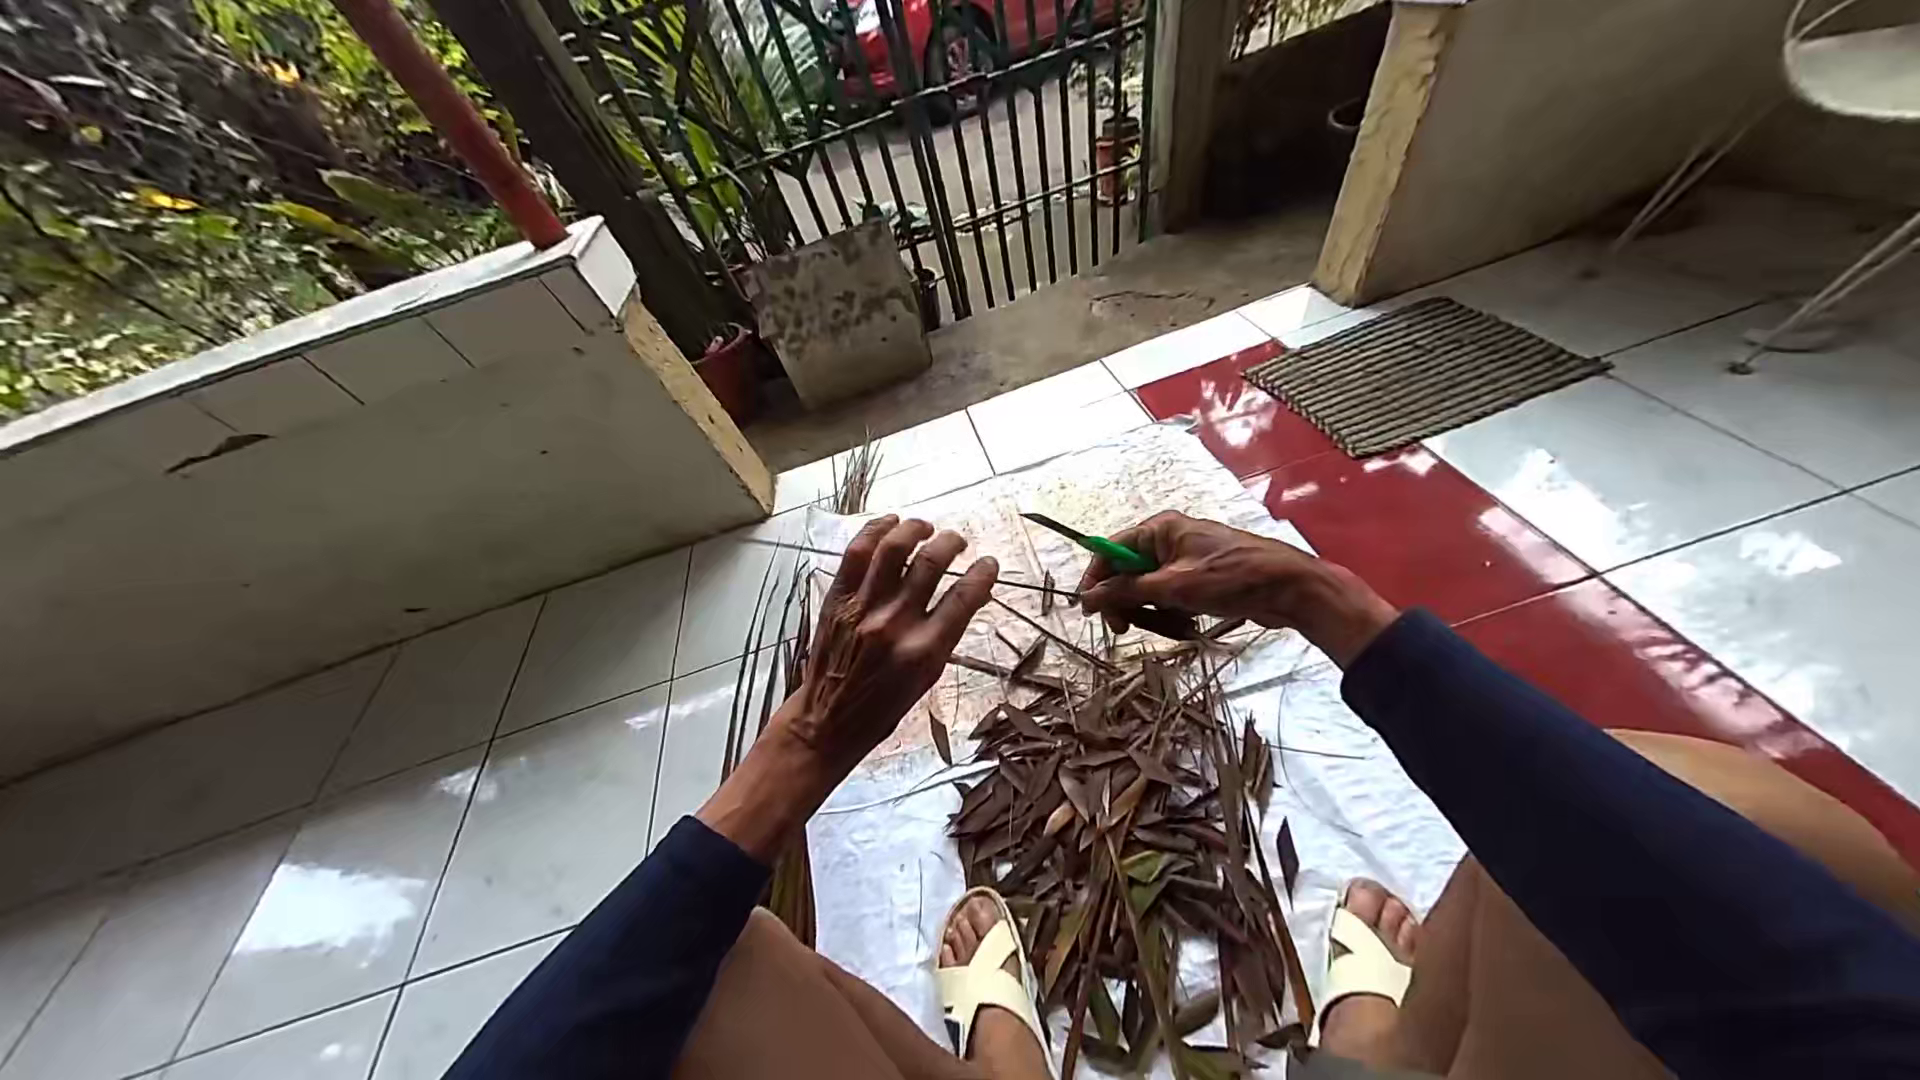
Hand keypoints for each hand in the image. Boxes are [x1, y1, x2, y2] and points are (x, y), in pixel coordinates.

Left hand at [698, 515, 996, 859]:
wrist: (828, 720)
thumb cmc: (884, 705)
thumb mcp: (928, 676)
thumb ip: (947, 633)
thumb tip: (972, 593)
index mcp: (925, 651)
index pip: (964, 598)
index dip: (983, 573)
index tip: (989, 562)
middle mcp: (895, 624)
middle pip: (930, 564)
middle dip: (951, 543)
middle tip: (958, 541)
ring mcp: (863, 608)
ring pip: (893, 549)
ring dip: (916, 529)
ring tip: (927, 526)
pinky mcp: (838, 599)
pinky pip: (857, 553)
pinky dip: (876, 531)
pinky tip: (892, 523)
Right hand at [1076, 510, 1397, 665]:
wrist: (1291, 590)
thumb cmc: (1231, 579)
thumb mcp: (1173, 587)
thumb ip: (1126, 591)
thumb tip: (1087, 597)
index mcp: (1159, 530)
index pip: (1110, 550)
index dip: (1096, 579)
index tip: (1088, 609)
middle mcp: (1167, 540)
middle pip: (1126, 572)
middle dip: (1125, 602)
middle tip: (1124, 629)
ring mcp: (1183, 560)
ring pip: (1146, 590)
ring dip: (1150, 612)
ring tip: (1171, 627)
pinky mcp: (1197, 579)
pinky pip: (1168, 597)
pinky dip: (1171, 614)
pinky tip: (1187, 625)